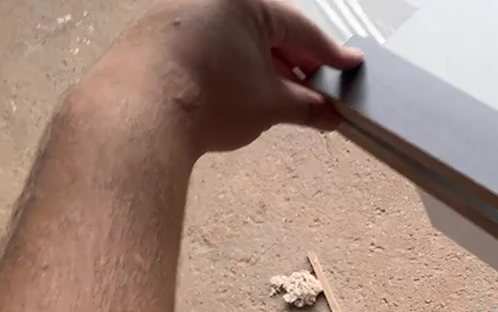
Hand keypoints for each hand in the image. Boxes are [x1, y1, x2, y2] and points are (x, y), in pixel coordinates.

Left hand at [95, 0, 363, 155]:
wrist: (143, 106)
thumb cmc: (217, 96)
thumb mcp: (274, 104)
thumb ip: (308, 107)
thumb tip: (331, 115)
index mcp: (247, 4)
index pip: (302, 29)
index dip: (331, 54)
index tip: (354, 66)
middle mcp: (215, 0)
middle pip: (272, 32)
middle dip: (301, 62)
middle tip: (324, 90)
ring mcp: (186, 16)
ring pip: (244, 41)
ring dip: (272, 69)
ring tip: (291, 97)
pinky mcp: (165, 37)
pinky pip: (218, 49)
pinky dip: (242, 70)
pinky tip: (251, 94)